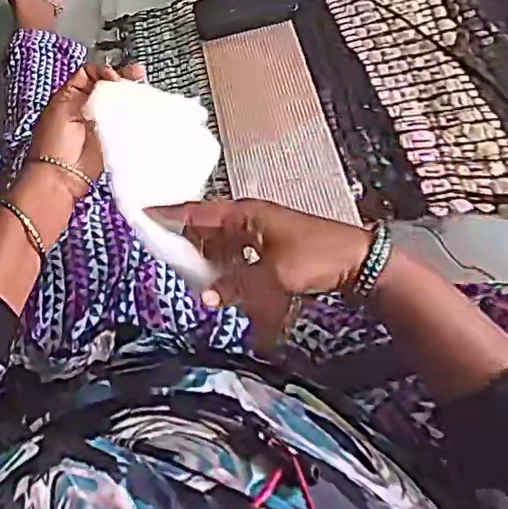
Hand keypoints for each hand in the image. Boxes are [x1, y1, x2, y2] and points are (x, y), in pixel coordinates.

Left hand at [24, 61, 143, 196]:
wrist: (62, 174)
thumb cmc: (55, 141)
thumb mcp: (65, 106)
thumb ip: (86, 89)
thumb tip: (107, 78)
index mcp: (70, 96)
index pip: (89, 74)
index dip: (103, 71)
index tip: (114, 76)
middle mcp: (86, 107)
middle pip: (107, 87)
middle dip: (122, 79)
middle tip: (137, 74)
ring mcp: (99, 122)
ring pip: (117, 102)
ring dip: (129, 95)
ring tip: (142, 88)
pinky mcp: (111, 136)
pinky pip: (125, 120)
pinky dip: (133, 113)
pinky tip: (141, 106)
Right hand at [148, 199, 374, 342]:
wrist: (363, 262)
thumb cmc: (317, 258)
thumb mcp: (274, 274)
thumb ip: (238, 285)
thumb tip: (206, 297)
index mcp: (245, 214)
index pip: (198, 212)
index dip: (170, 214)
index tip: (144, 211)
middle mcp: (250, 219)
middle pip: (209, 229)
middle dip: (191, 244)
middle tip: (171, 258)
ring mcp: (262, 231)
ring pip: (225, 243)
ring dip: (213, 260)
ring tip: (200, 278)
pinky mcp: (273, 246)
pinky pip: (241, 254)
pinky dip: (232, 267)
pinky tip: (229, 284)